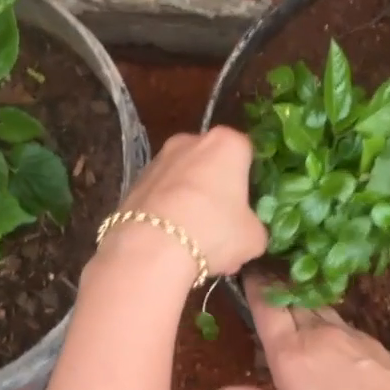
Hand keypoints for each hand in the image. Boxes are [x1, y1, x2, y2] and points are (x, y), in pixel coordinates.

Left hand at [105, 128, 267, 277]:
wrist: (150, 249)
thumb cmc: (213, 231)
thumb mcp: (253, 238)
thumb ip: (255, 228)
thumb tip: (248, 232)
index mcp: (226, 143)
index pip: (247, 152)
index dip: (251, 179)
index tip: (251, 204)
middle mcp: (190, 141)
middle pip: (212, 164)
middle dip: (219, 190)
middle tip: (225, 225)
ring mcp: (158, 159)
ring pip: (185, 180)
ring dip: (192, 202)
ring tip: (196, 240)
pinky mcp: (134, 182)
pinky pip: (162, 196)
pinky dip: (169, 213)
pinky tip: (172, 242)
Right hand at [212, 275, 389, 389]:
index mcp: (290, 355)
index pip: (267, 306)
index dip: (254, 284)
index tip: (245, 269)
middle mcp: (318, 334)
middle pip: (291, 299)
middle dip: (274, 287)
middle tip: (260, 278)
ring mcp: (350, 335)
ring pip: (317, 308)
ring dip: (300, 302)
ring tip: (288, 305)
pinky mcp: (373, 343)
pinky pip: (339, 322)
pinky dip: (324, 320)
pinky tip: (324, 337)